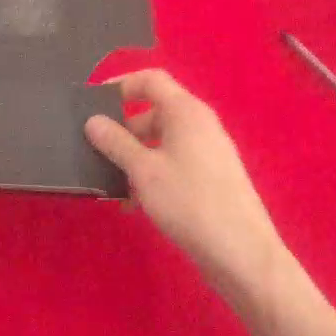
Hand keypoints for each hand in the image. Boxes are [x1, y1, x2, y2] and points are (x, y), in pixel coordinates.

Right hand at [85, 69, 335, 335]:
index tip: (92, 102)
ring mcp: (209, 153)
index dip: (121, 84)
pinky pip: (174, 163)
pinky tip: (134, 204)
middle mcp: (200, 125)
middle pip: (154, 112)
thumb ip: (115, 143)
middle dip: (123, 129)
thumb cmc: (190, 203)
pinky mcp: (212, 180)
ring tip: (111, 184)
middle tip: (96, 149)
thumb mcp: (143, 171)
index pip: (151, 79)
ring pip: (162, 142)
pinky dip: (152, 174)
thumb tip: (93, 121)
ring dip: (134, 157)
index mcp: (186, 112)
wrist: (243, 256)